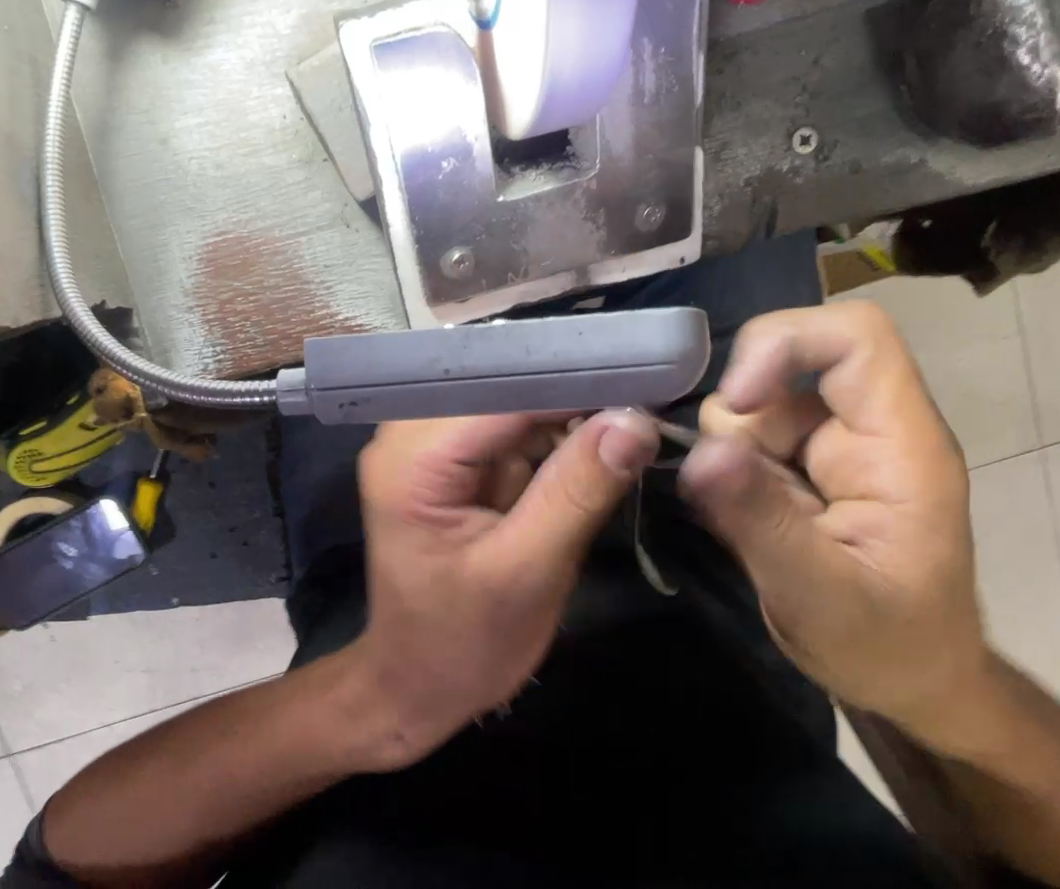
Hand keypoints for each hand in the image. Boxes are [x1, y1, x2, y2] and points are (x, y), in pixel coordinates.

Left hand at [346, 411, 658, 768]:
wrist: (418, 684)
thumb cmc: (463, 644)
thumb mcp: (528, 573)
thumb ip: (577, 492)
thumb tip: (634, 420)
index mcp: (411, 460)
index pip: (498, 391)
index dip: (572, 379)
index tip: (645, 376)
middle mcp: (410, 436)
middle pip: (501, 384)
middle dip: (574, 386)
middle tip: (649, 391)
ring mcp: (430, 446)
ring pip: (511, 400)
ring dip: (571, 406)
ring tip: (637, 410)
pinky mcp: (456, 462)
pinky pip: (513, 427)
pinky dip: (558, 432)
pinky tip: (602, 437)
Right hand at [678, 301, 995, 744]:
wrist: (913, 684)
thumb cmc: (888, 647)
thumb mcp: (820, 597)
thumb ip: (762, 521)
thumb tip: (704, 452)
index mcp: (900, 445)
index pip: (854, 337)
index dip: (785, 344)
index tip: (739, 403)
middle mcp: (866, 429)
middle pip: (785, 362)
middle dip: (739, 422)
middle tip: (734, 495)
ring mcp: (830, 446)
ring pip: (753, 403)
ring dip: (728, 454)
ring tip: (747, 524)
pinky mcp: (801, 467)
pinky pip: (742, 439)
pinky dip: (724, 473)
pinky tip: (741, 521)